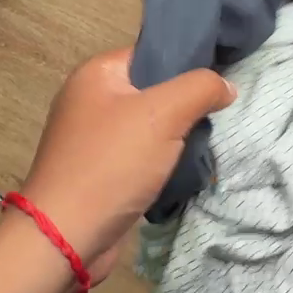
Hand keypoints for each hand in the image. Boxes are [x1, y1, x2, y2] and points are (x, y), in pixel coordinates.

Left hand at [20, 49, 235, 268]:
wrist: (66, 239)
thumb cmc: (112, 165)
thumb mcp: (165, 114)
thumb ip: (201, 88)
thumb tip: (227, 85)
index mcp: (96, 73)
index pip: (153, 52)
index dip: (188, 63)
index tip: (220, 81)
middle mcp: (90, 99)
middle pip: (154, 89)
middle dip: (186, 104)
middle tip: (216, 115)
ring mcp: (92, 138)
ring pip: (151, 125)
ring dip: (177, 136)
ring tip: (203, 143)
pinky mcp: (99, 171)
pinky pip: (141, 154)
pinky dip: (163, 160)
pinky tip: (184, 168)